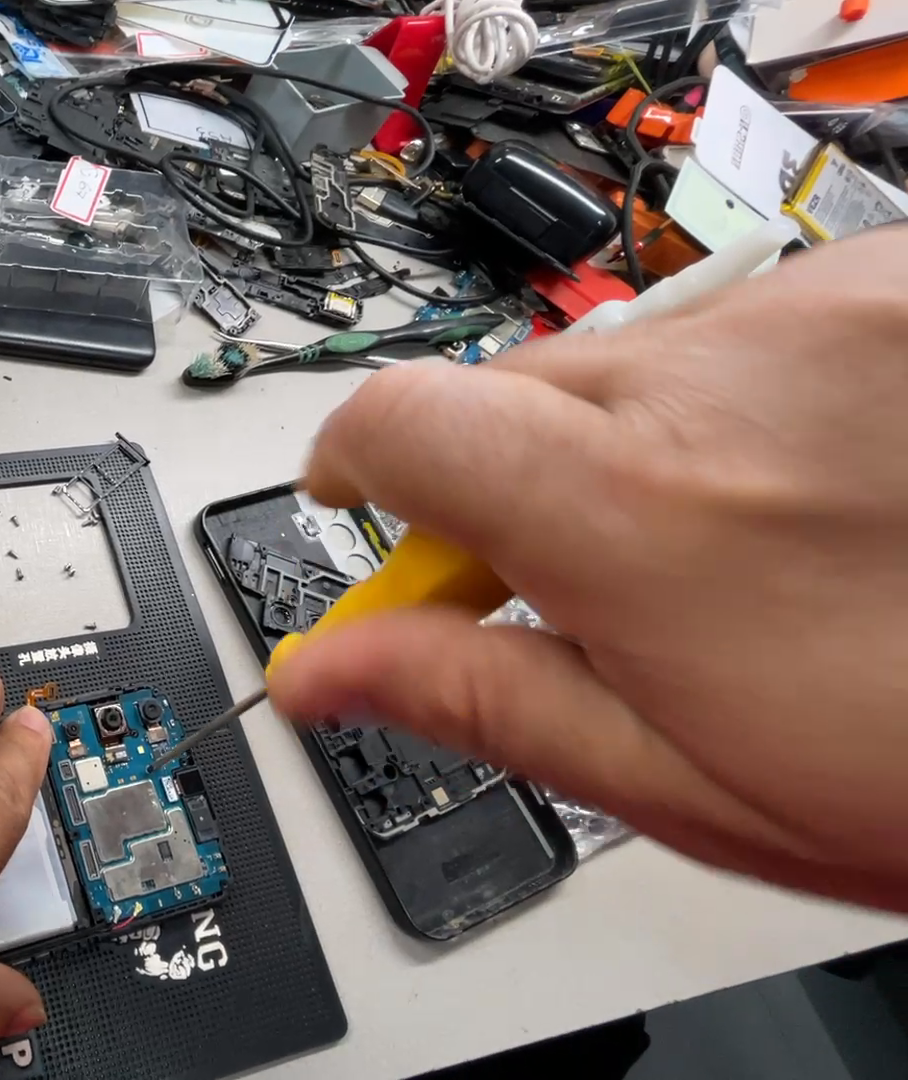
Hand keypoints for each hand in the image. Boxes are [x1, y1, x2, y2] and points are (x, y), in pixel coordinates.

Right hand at [269, 227, 907, 909]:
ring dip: (603, 452)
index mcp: (638, 514)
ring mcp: (827, 313)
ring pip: (601, 372)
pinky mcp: (896, 286)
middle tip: (549, 574)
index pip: (393, 425)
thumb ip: (469, 698)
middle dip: (479, 486)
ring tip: (714, 542)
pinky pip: (720, 339)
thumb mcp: (687, 779)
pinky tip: (799, 483)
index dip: (346, 460)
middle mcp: (723, 381)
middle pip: (485, 398)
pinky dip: (711, 413)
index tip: (352, 503)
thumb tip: (318, 673)